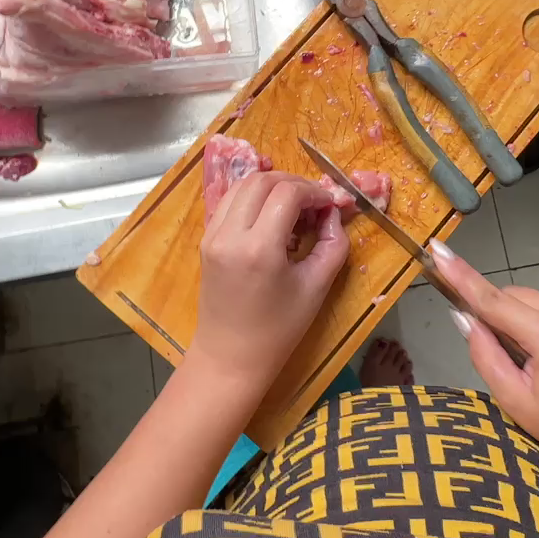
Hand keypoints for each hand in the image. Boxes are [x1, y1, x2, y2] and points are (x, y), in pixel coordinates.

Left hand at [191, 171, 349, 389]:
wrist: (231, 356)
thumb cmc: (278, 329)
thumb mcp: (317, 288)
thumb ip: (333, 244)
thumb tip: (333, 212)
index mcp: (259, 249)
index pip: (287, 194)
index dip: (314, 191)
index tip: (330, 205)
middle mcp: (230, 234)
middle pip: (262, 181)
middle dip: (294, 183)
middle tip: (314, 202)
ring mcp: (212, 235)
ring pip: (242, 185)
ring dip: (272, 186)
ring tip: (294, 207)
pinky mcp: (206, 239)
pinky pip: (230, 201)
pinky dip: (253, 197)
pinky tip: (271, 216)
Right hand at [432, 240, 538, 474]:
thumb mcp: (516, 402)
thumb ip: (485, 355)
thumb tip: (464, 318)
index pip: (492, 299)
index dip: (460, 275)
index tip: (437, 249)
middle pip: (512, 296)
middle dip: (496, 314)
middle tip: (505, 356)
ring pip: (533, 300)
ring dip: (520, 319)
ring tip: (534, 362)